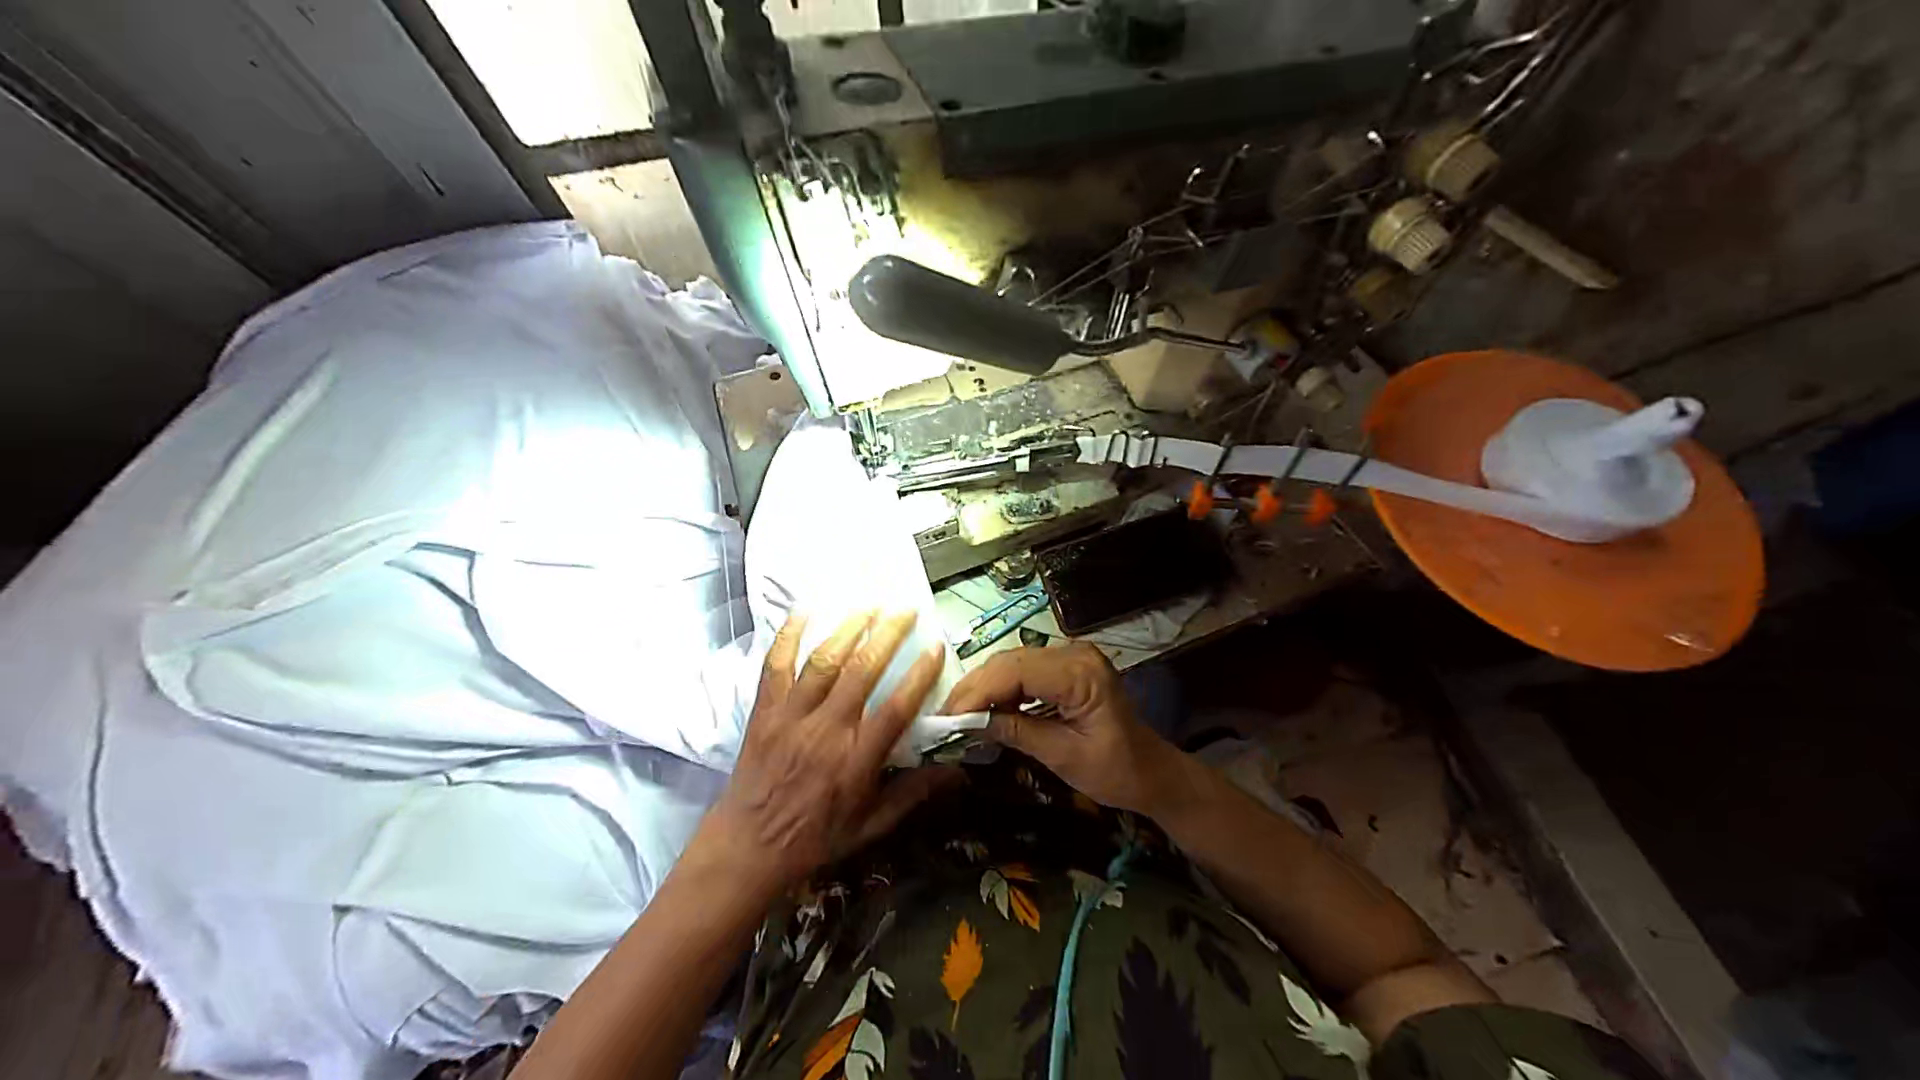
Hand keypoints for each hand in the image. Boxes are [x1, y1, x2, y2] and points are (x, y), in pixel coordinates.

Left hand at [685, 611, 955, 900]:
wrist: (749, 846)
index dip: (920, 674)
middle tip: (906, 609)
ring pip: (823, 661)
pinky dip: (788, 636)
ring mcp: (791, 717)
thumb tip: (957, 771)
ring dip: (848, 628)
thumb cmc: (816, 837)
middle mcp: (826, 730)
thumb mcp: (871, 825)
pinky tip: (804, 611)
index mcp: (856, 759)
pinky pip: (775, 665)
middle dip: (888, 634)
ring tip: (869, 605)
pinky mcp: (765, 711)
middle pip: (862, 671)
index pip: (896, 708)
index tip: (936, 646)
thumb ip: (913, 793)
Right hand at [941, 643, 1193, 815]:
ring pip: (1013, 664)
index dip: (978, 692)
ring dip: (984, 688)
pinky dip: (1002, 690)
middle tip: (944, 717)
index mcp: (1081, 674)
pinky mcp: (1066, 667)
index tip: (947, 717)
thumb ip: (1018, 733)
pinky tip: (985, 710)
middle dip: (975, 689)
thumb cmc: (1117, 771)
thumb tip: (970, 724)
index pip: (1016, 672)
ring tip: (957, 716)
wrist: (1152, 772)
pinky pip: (1024, 671)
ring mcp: (1071, 657)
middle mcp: (1075, 654)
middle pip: (1010, 662)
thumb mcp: (1064, 758)